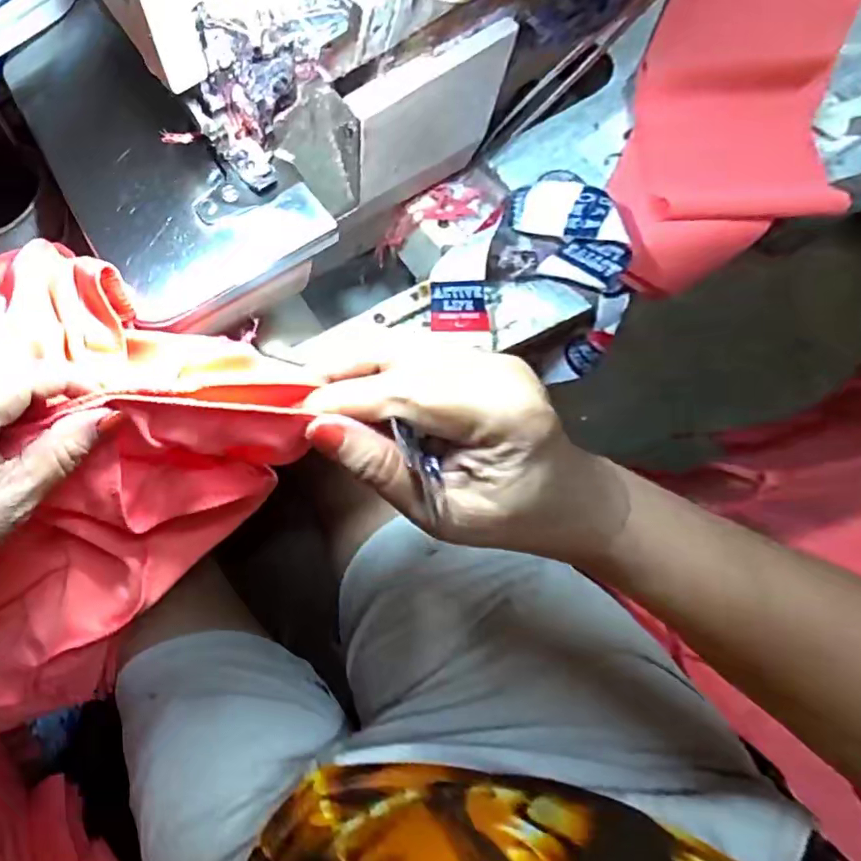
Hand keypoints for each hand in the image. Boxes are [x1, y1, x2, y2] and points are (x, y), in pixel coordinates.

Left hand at [0, 342, 116, 630]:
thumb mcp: (11, 503)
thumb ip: (60, 453)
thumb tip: (107, 416)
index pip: (25, 374)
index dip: (71, 379)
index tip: (105, 396)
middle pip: (1, 351)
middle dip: (45, 370)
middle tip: (73, 406)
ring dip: (21, 374)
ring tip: (44, 413)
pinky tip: (10, 417)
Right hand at [299, 334, 626, 564]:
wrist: (569, 496)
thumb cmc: (509, 517)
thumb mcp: (441, 512)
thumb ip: (379, 468)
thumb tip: (317, 429)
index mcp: (500, 410)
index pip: (402, 390)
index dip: (341, 399)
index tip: (294, 417)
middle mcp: (493, 365)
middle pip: (391, 354)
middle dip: (334, 374)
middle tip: (291, 400)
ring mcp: (483, 351)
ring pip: (391, 343)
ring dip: (344, 365)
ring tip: (310, 393)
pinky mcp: (470, 348)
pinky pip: (402, 347)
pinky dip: (364, 364)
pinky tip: (344, 385)